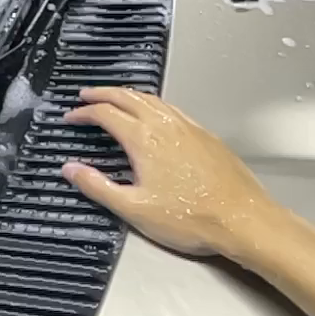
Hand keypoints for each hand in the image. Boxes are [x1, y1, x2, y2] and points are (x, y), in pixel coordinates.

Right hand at [62, 87, 286, 260]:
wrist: (245, 221)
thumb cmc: (190, 219)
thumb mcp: (134, 209)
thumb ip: (97, 186)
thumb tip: (69, 169)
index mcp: (143, 139)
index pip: (105, 113)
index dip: (84, 112)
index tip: (71, 117)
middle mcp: (164, 125)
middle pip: (127, 97)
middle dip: (102, 93)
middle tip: (86, 96)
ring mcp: (188, 127)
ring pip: (151, 99)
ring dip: (127, 94)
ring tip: (114, 98)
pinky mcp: (205, 135)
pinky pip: (171, 108)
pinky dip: (152, 103)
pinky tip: (154, 113)